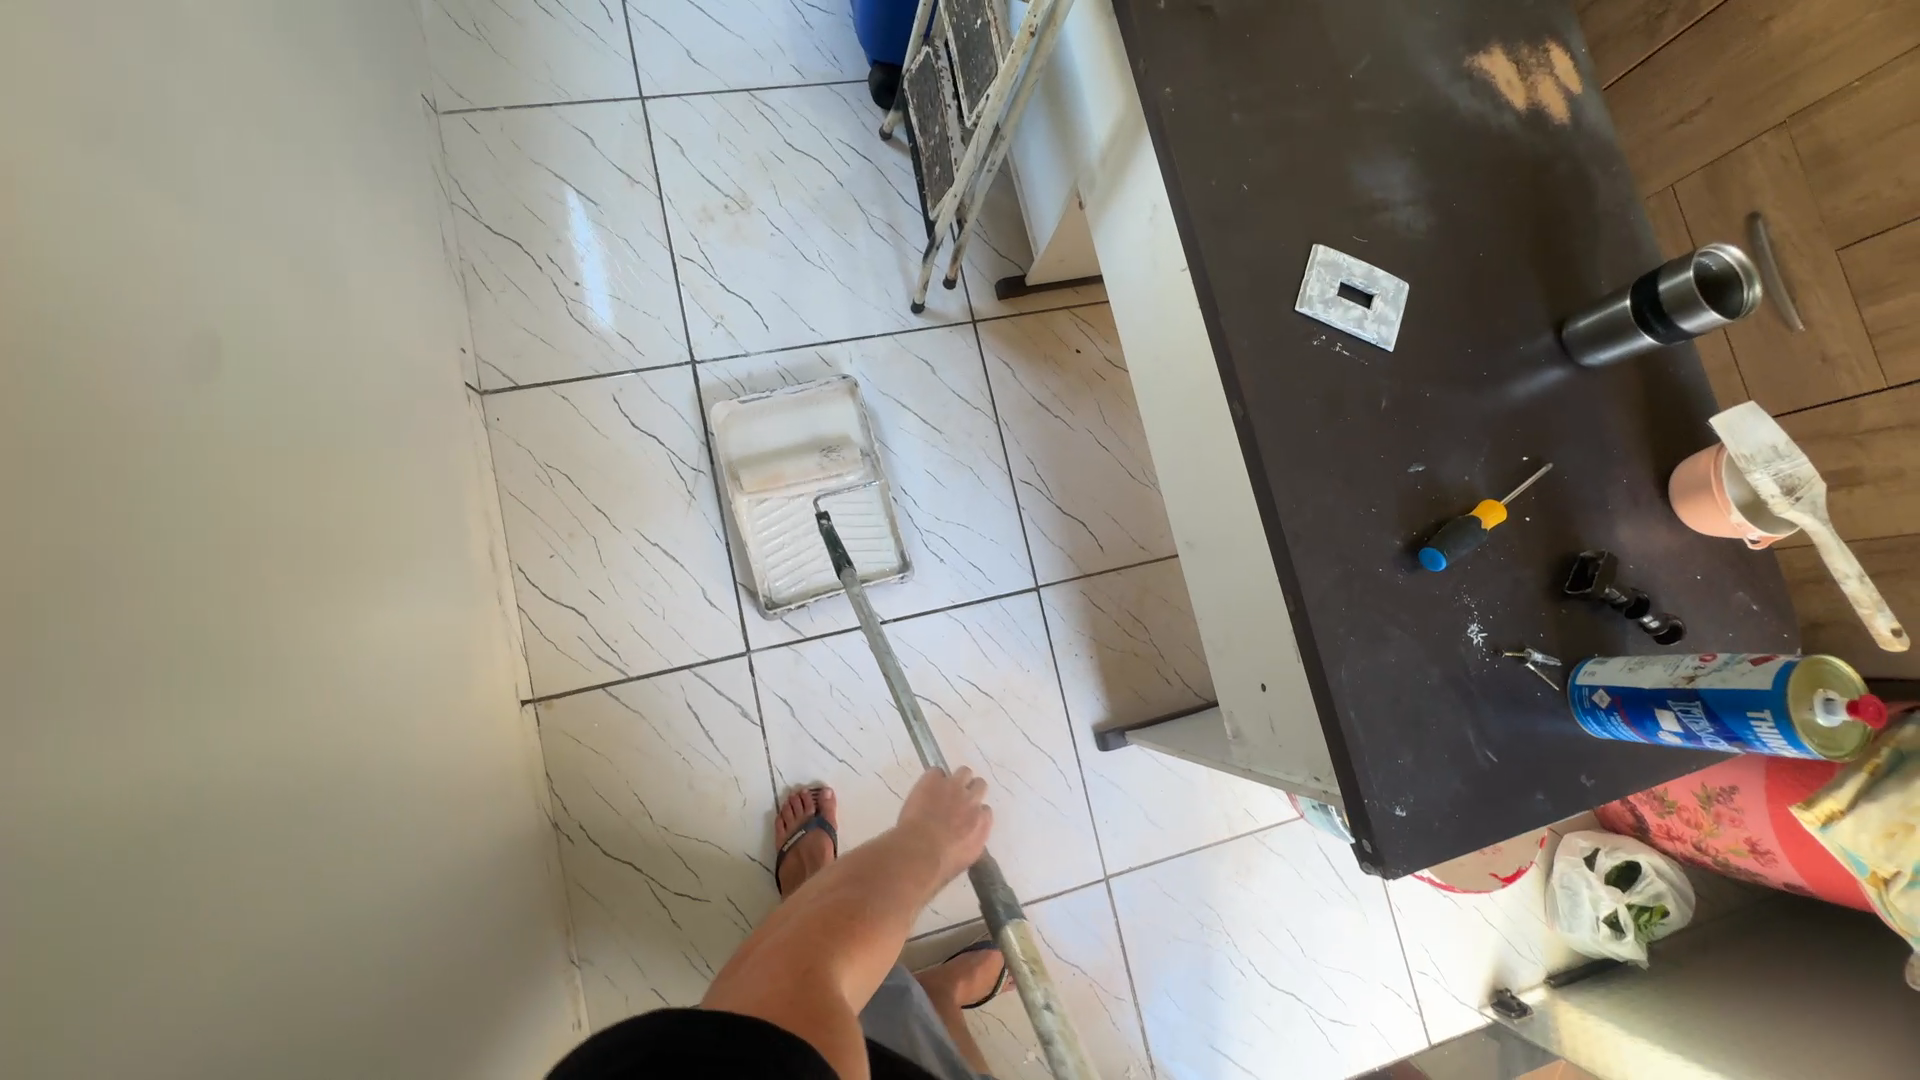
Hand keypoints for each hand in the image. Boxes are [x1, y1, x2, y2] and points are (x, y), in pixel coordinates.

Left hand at [896, 766, 992, 881]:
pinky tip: (925, 788)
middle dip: (971, 790)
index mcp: (981, 825)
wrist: (919, 852)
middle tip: (957, 797)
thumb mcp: (964, 859)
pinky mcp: (933, 779)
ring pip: (964, 772)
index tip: (966, 816)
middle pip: (980, 785)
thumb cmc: (940, 865)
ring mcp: (954, 787)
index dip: (975, 811)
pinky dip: (932, 778)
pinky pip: (936, 771)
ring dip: (956, 779)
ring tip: (943, 787)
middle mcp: (972, 802)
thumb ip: (971, 842)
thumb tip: (965, 838)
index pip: (985, 810)